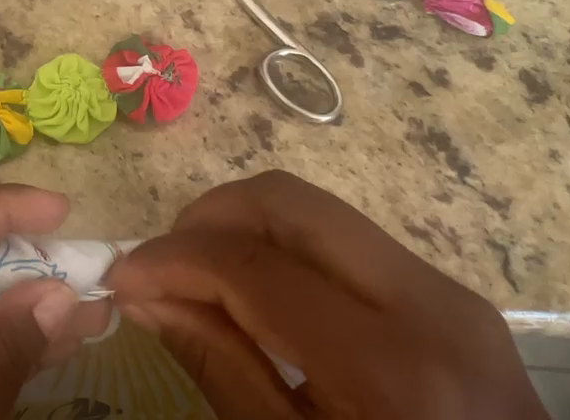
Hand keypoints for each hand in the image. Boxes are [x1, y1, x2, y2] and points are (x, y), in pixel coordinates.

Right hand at [105, 171, 546, 419]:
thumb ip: (219, 366)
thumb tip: (142, 292)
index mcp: (392, 368)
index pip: (250, 266)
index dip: (170, 259)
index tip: (120, 276)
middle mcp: (429, 305)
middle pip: (285, 201)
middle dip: (206, 218)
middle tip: (163, 264)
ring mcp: (448, 293)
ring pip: (312, 209)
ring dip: (241, 226)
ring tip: (201, 275)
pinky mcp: (449, 296)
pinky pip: (341, 239)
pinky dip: (281, 246)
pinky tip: (255, 289)